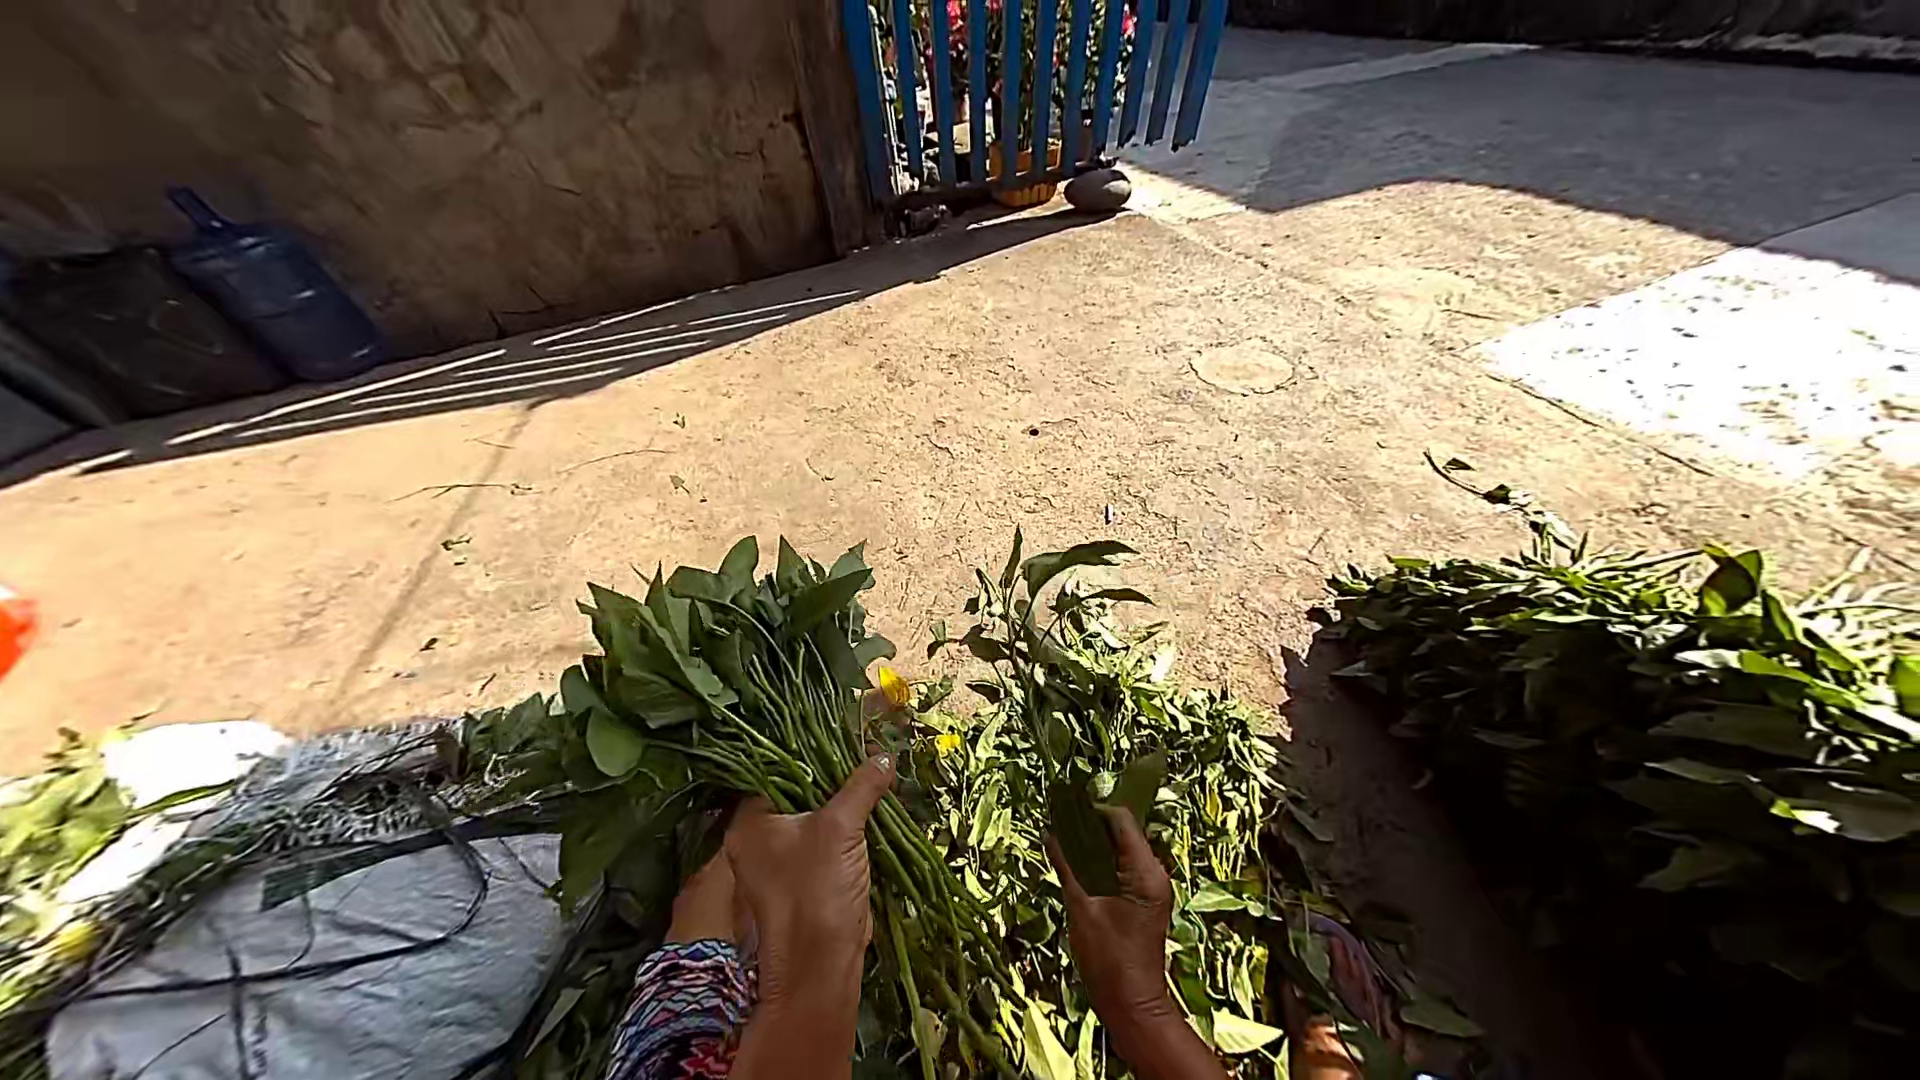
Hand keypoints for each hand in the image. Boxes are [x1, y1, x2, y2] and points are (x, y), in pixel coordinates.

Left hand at [724, 754, 894, 1008]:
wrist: (821, 968)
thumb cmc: (816, 891)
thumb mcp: (840, 827)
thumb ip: (861, 785)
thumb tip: (885, 755)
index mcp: (751, 822)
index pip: (778, 770)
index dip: (813, 751)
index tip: (845, 733)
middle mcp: (761, 837)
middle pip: (801, 790)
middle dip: (836, 775)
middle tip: (865, 752)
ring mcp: (784, 859)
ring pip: (818, 813)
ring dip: (846, 799)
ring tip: (874, 772)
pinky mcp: (808, 875)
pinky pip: (828, 837)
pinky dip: (850, 823)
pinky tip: (874, 805)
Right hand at [1049, 808, 1226, 1079]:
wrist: (1132, 1006)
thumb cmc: (1108, 961)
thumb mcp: (1081, 907)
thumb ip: (1066, 865)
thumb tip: (1049, 832)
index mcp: (1145, 872)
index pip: (1121, 820)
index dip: (1092, 810)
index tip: (1064, 811)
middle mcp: (1154, 873)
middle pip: (1122, 831)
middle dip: (1090, 825)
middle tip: (1059, 826)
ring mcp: (1152, 885)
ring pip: (1120, 847)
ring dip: (1093, 843)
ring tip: (1063, 842)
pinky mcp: (1144, 897)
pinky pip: (1121, 864)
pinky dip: (1100, 860)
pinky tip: (1076, 864)